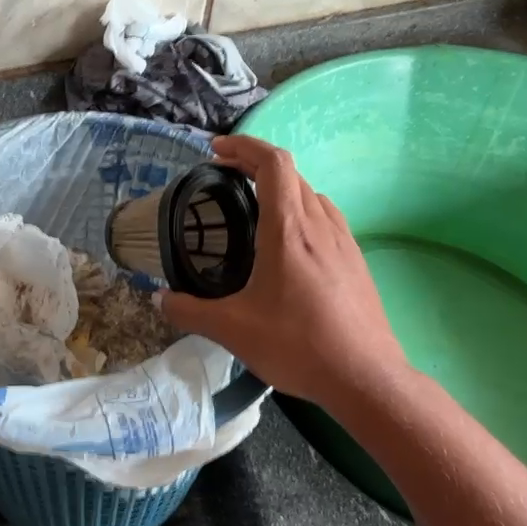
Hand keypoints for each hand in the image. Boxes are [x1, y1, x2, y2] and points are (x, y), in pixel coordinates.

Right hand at [162, 135, 406, 406]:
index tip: (216, 152)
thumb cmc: (298, 345)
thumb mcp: (232, 330)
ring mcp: (344, 242)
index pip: (273, 163)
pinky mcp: (356, 262)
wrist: (367, 379)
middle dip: (255, 164)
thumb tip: (160, 300)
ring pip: (311, 194)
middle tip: (224, 176)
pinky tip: (288, 244)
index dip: (244, 146)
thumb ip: (190, 311)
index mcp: (288, 230)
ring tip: (254, 206)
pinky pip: (326, 217)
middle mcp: (320, 225)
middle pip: (291, 173)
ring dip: (281, 187)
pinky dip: (301, 211)